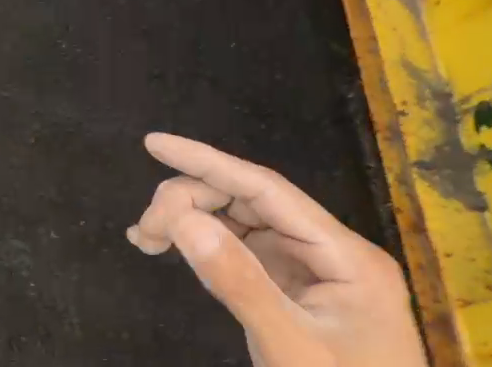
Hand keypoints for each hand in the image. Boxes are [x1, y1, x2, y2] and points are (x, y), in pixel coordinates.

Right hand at [126, 133, 424, 366]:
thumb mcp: (292, 348)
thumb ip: (241, 283)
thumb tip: (182, 219)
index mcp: (346, 257)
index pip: (265, 189)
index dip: (206, 161)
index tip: (152, 144)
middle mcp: (329, 252)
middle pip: (244, 201)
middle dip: (188, 204)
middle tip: (145, 230)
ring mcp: (311, 269)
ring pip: (235, 219)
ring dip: (187, 221)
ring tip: (146, 241)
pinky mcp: (292, 287)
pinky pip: (237, 247)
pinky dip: (198, 243)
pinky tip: (166, 248)